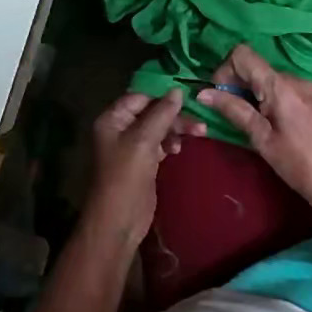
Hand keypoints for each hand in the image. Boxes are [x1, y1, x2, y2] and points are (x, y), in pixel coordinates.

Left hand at [85, 89, 203, 244]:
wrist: (119, 220)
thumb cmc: (126, 176)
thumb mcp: (144, 141)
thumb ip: (161, 114)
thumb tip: (178, 91)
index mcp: (113, 118)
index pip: (141, 96)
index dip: (163, 95)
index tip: (189, 97)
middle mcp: (121, 128)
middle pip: (152, 111)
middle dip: (175, 115)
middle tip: (198, 124)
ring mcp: (132, 145)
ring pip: (159, 127)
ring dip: (177, 129)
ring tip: (198, 134)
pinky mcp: (143, 161)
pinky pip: (160, 143)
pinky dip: (171, 142)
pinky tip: (179, 149)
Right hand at [193, 45, 311, 223]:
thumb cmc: (299, 165)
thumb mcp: (262, 139)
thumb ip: (234, 111)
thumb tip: (203, 93)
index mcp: (280, 86)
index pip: (243, 54)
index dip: (226, 71)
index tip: (222, 97)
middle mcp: (297, 78)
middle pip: (258, 67)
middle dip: (240, 86)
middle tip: (236, 117)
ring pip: (273, 79)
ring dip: (258, 94)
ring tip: (259, 125)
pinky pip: (289, 89)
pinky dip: (276, 99)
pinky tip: (281, 126)